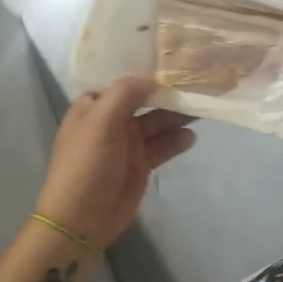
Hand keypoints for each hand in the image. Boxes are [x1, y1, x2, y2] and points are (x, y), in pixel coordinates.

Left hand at [35, 77, 196, 248]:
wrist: (80, 222)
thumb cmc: (86, 165)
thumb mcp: (101, 122)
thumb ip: (125, 94)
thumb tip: (152, 78)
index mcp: (96, 105)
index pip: (125, 81)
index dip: (147, 71)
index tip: (174, 60)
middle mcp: (112, 120)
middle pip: (145, 100)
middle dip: (168, 93)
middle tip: (198, 83)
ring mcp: (127, 143)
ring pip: (157, 122)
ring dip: (177, 115)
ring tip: (202, 107)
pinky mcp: (140, 165)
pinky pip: (162, 146)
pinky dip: (176, 141)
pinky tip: (191, 136)